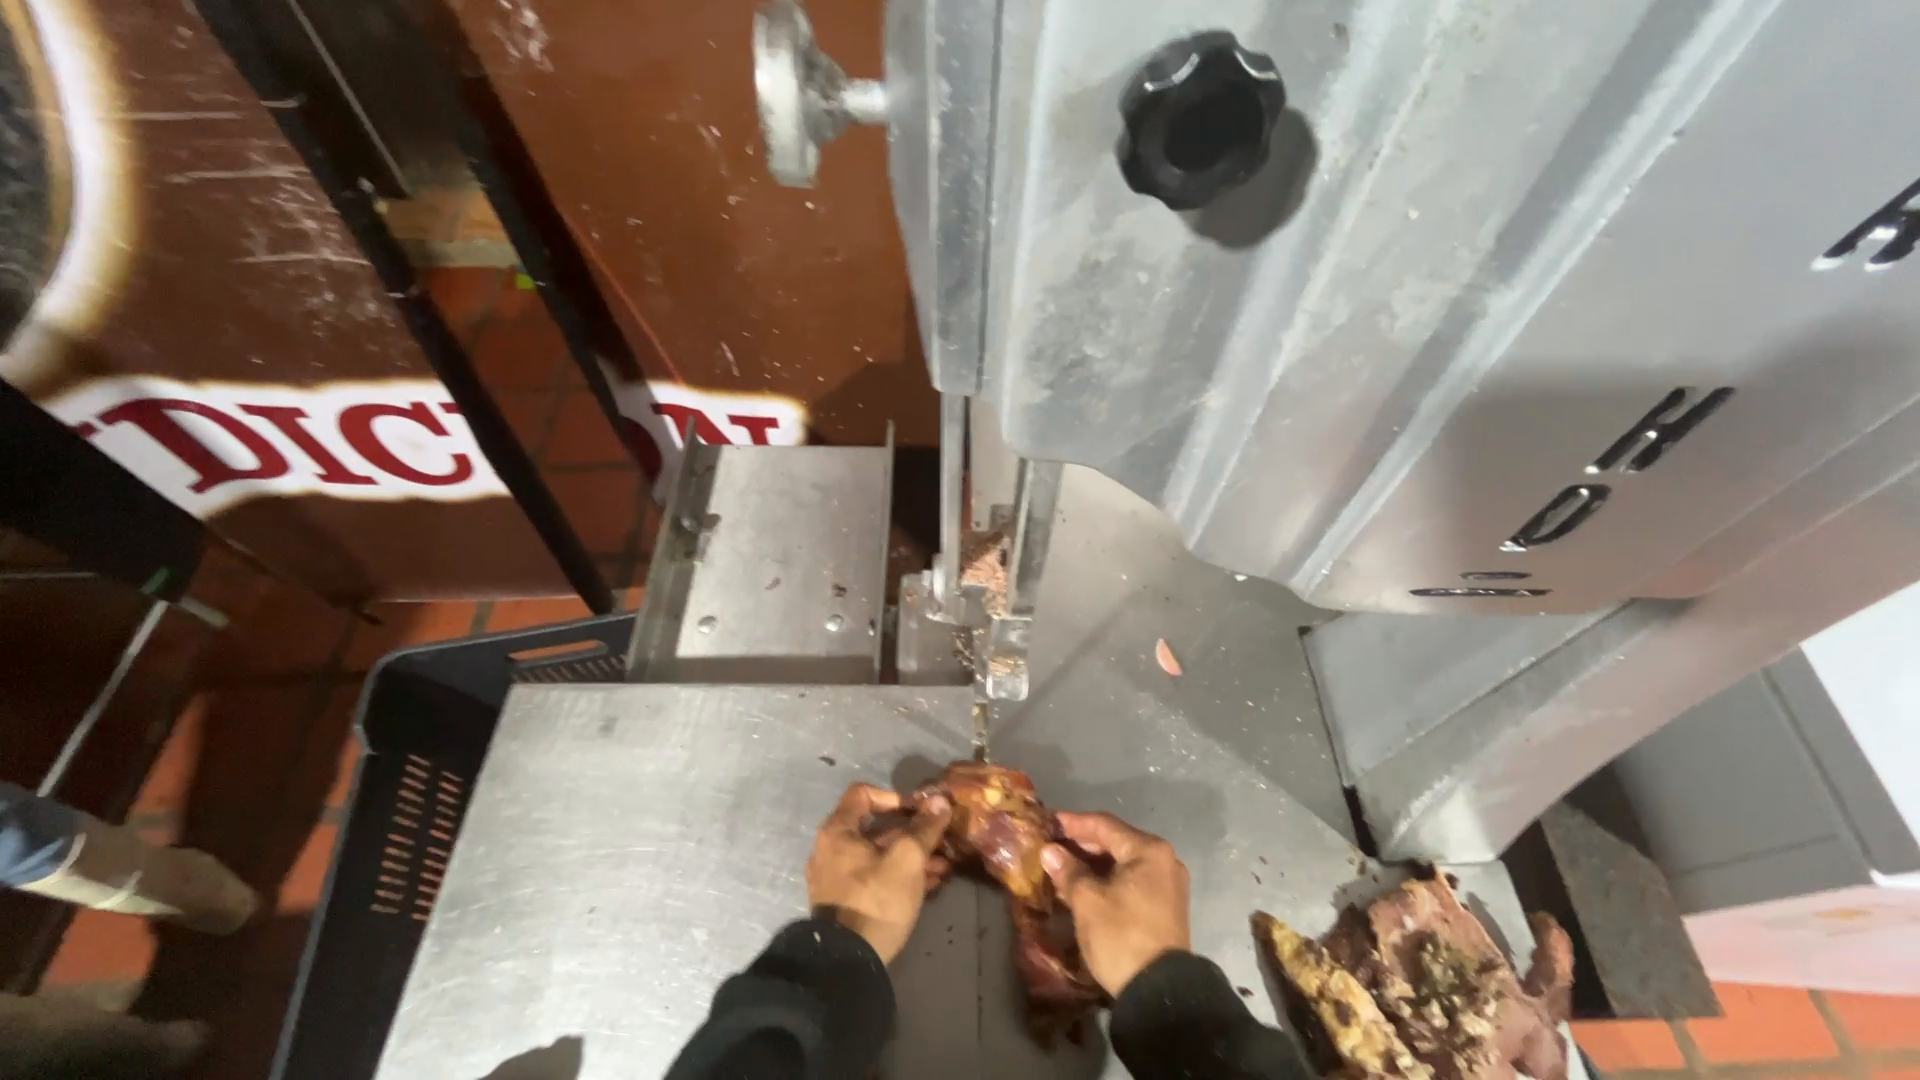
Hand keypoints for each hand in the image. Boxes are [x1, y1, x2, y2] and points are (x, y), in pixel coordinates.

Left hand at [806, 782, 951, 963]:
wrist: (846, 963)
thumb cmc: (875, 900)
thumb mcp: (907, 860)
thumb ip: (924, 828)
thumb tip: (940, 800)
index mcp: (838, 832)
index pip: (863, 794)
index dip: (894, 796)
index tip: (918, 811)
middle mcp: (831, 850)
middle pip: (875, 828)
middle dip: (912, 833)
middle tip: (940, 840)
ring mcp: (836, 879)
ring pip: (879, 856)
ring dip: (911, 857)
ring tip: (943, 866)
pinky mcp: (845, 903)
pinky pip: (875, 878)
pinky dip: (900, 876)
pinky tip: (930, 885)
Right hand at [1041, 812, 1190, 995]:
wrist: (1159, 992)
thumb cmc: (1121, 935)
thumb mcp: (1088, 901)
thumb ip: (1068, 871)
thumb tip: (1050, 852)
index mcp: (1149, 851)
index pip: (1104, 825)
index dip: (1074, 823)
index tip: (1049, 822)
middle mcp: (1164, 860)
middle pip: (1116, 842)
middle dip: (1083, 845)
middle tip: (1053, 846)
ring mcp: (1168, 884)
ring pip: (1123, 863)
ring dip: (1093, 865)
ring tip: (1063, 868)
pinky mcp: (1166, 907)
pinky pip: (1132, 881)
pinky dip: (1108, 880)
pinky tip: (1084, 887)